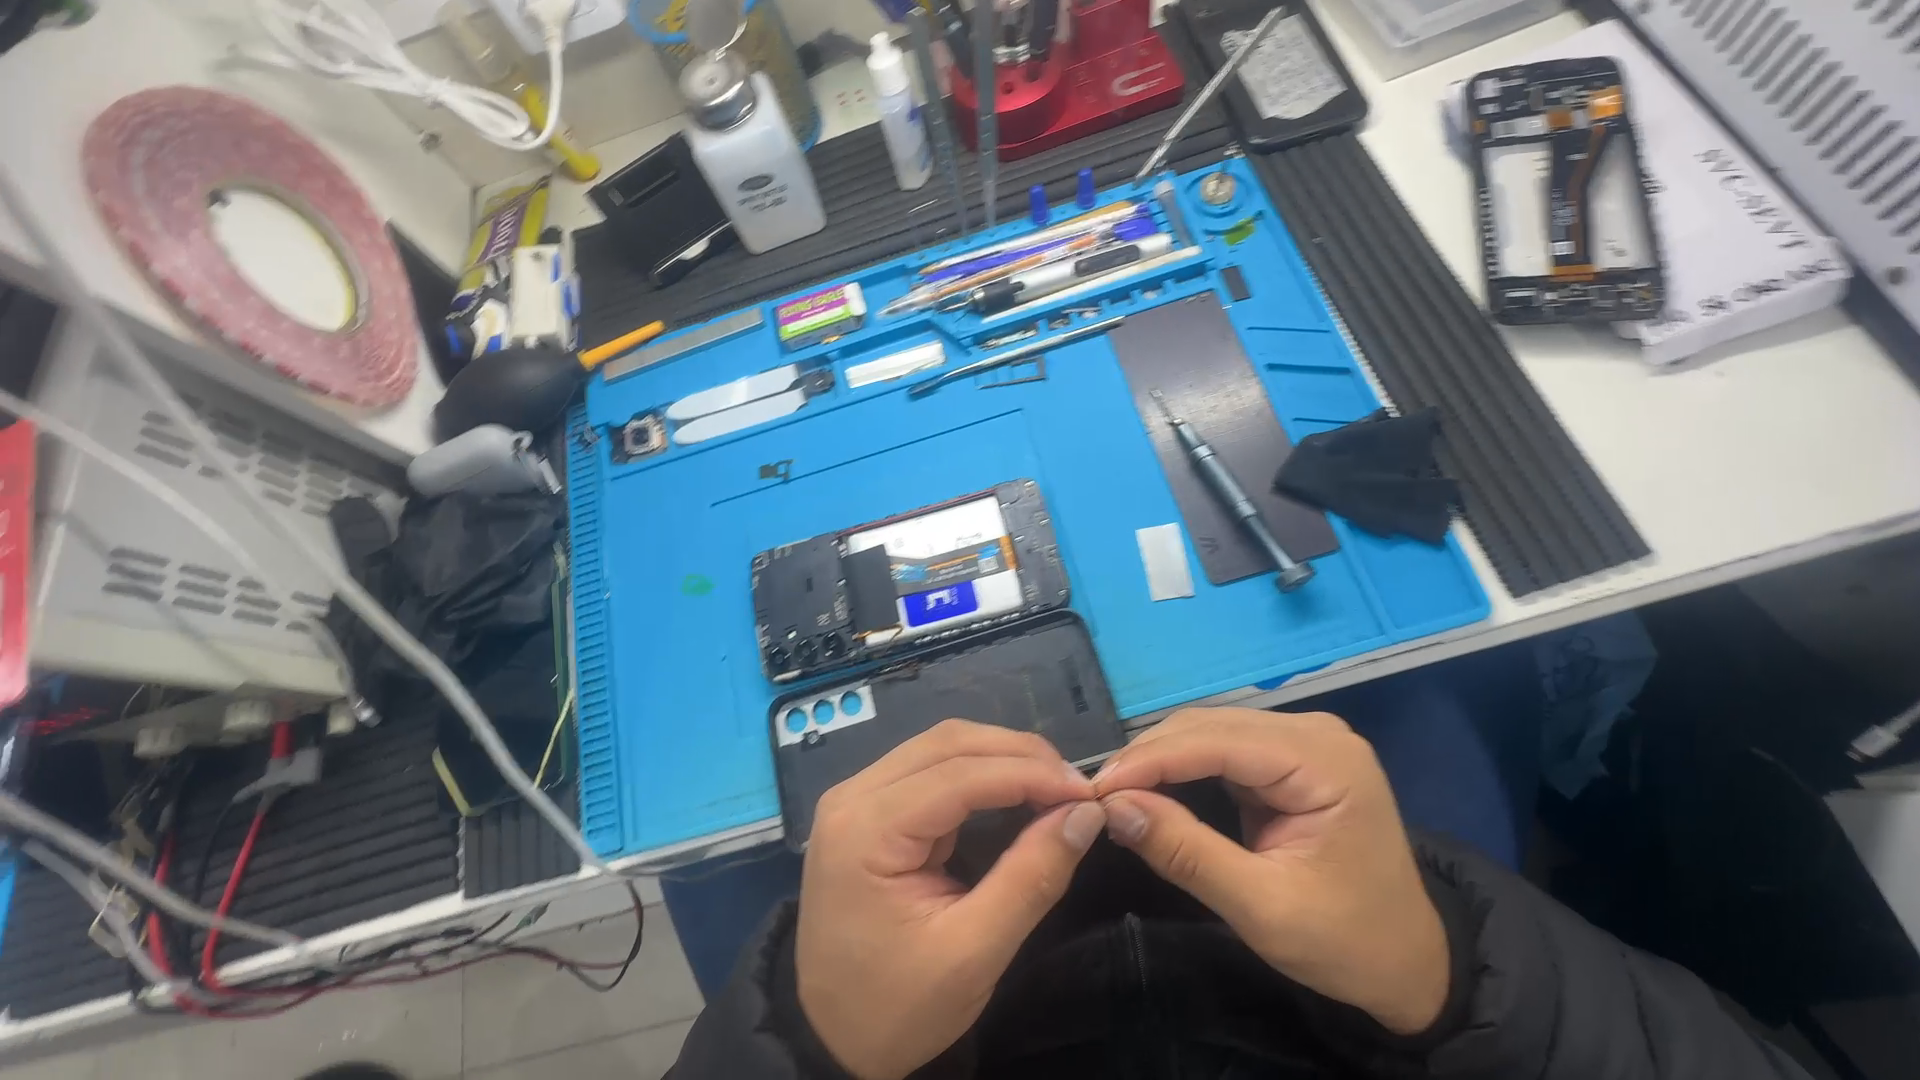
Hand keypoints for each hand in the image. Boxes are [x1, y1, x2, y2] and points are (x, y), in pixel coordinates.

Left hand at [795, 719, 1105, 1079]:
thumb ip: (1031, 878)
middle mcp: (852, 795)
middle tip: (1074, 785)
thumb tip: (1085, 814)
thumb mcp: (973, 953)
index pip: (959, 774)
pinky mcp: (868, 809)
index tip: (1087, 792)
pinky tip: (1015, 791)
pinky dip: (980, 773)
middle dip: (1018, 754)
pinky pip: (931, 770)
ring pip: (941, 748)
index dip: (1029, 774)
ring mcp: (856, 798)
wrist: (825, 1038)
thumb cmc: (894, 1006)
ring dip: (1001, 758)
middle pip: (947, 743)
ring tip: (1054, 785)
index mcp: (865, 828)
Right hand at [1092, 708, 1449, 1034]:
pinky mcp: (1288, 759)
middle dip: (1149, 758)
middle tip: (1097, 799)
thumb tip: (1113, 808)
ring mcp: (1303, 742)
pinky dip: (1180, 769)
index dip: (1151, 760)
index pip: (1219, 740)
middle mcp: (1315, 733)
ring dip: (1159, 761)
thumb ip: (1187, 853)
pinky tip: (1150, 790)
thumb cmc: (1347, 943)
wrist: (1409, 964)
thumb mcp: (1263, 909)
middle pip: (1209, 726)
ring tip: (1115, 796)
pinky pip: (1220, 751)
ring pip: (1207, 732)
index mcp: (1325, 760)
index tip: (1094, 789)